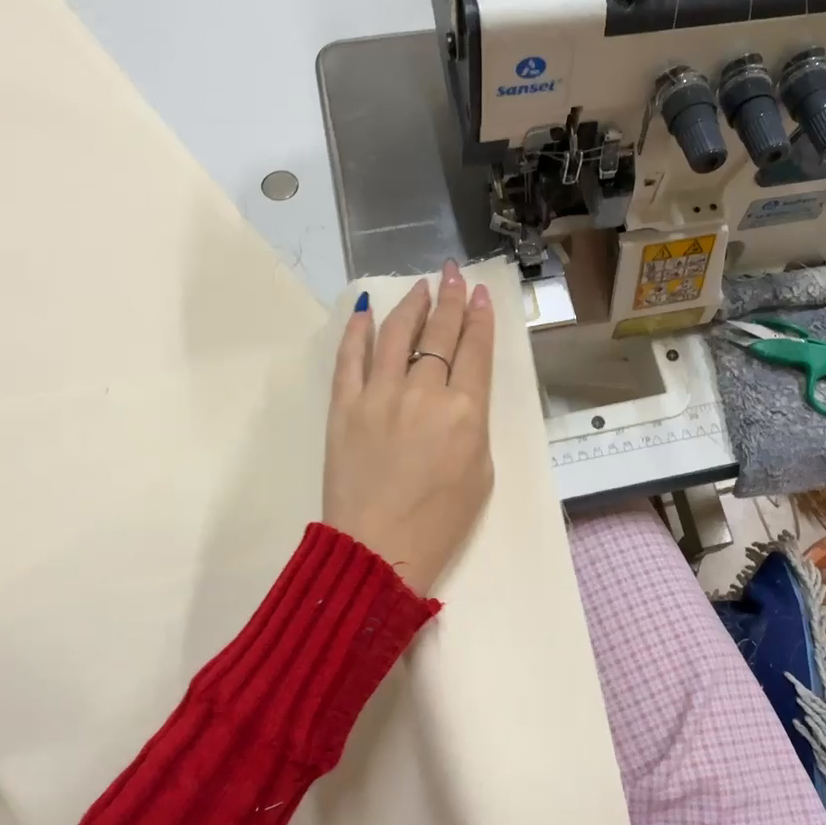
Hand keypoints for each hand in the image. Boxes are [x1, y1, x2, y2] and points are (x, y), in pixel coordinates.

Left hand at [324, 261, 495, 595]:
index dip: (480, 318)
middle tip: (454, 274)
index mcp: (466, 411)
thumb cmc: (440, 523)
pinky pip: (350, 358)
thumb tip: (458, 397)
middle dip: (451, 298)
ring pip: (397, 335)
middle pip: (441, 333)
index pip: (476, 350)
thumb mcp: (481, 473)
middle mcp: (424, 392)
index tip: (480, 294)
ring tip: (420, 286)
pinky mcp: (344, 406)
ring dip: (411, 305)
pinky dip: (357, 330)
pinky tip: (365, 311)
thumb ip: (472, 425)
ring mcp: (380, 395)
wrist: (378, 551)